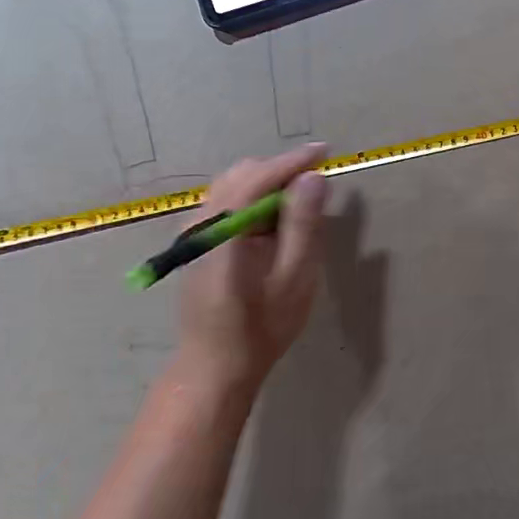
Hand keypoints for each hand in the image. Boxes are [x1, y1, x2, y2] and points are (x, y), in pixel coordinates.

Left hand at [177, 144, 330, 386]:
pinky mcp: (195, 243)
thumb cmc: (261, 328)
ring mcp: (193, 233)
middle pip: (241, 175)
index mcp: (222, 230)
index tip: (325, 151)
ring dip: (266, 185)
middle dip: (280, 171)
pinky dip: (252, 201)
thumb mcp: (295, 278)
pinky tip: (272, 222)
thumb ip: (303, 224)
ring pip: (231, 187)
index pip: (257, 177)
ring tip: (299, 202)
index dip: (292, 161)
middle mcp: (200, 223)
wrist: (215, 367)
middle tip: (316, 184)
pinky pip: (225, 205)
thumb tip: (313, 178)